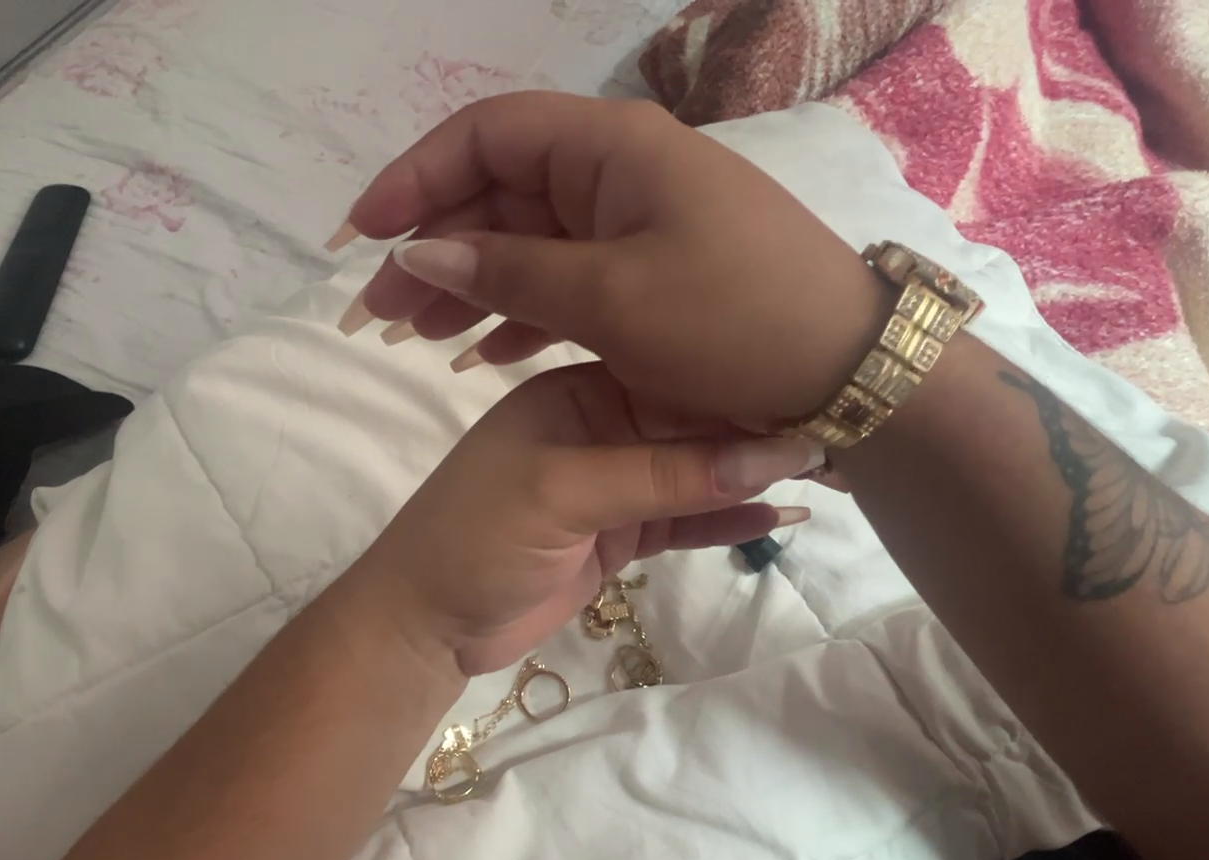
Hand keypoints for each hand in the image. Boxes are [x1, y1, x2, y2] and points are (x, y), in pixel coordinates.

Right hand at [334, 92, 890, 429]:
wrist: (844, 374)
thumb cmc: (731, 323)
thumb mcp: (611, 300)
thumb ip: (509, 273)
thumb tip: (421, 253)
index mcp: (612, 151)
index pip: (488, 136)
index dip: (415, 178)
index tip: (364, 235)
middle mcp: (620, 177)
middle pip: (502, 194)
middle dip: (436, 248)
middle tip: (382, 310)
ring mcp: (637, 230)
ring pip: (530, 246)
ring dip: (472, 288)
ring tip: (419, 337)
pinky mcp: (650, 280)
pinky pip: (567, 285)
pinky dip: (522, 316)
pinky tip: (486, 354)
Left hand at [347, 364, 817, 675]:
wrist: (426, 624)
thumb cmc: (476, 539)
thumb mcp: (565, 492)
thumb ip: (665, 474)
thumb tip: (773, 456)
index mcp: (578, 393)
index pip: (673, 379)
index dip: (737, 389)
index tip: (812, 396)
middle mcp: (600, 430)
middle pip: (692, 428)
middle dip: (757, 435)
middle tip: (839, 436)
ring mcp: (611, 487)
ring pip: (693, 476)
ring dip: (749, 479)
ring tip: (826, 475)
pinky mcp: (616, 535)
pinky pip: (680, 522)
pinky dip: (722, 521)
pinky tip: (775, 517)